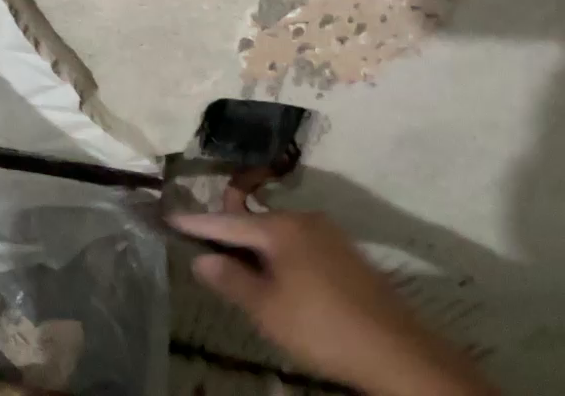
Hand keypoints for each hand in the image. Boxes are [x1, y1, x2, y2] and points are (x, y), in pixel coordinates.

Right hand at [172, 192, 496, 395]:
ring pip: (280, 234)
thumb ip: (231, 280)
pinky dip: (281, 255)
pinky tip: (279, 278)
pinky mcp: (346, 252)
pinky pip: (300, 244)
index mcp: (281, 228)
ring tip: (240, 269)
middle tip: (204, 246)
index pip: (228, 222)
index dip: (197, 223)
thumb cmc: (320, 327)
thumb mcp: (266, 309)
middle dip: (230, 235)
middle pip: (255, 223)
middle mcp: (304, 219)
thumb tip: (202, 258)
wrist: (393, 347)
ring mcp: (329, 233)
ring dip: (257, 248)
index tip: (170, 216)